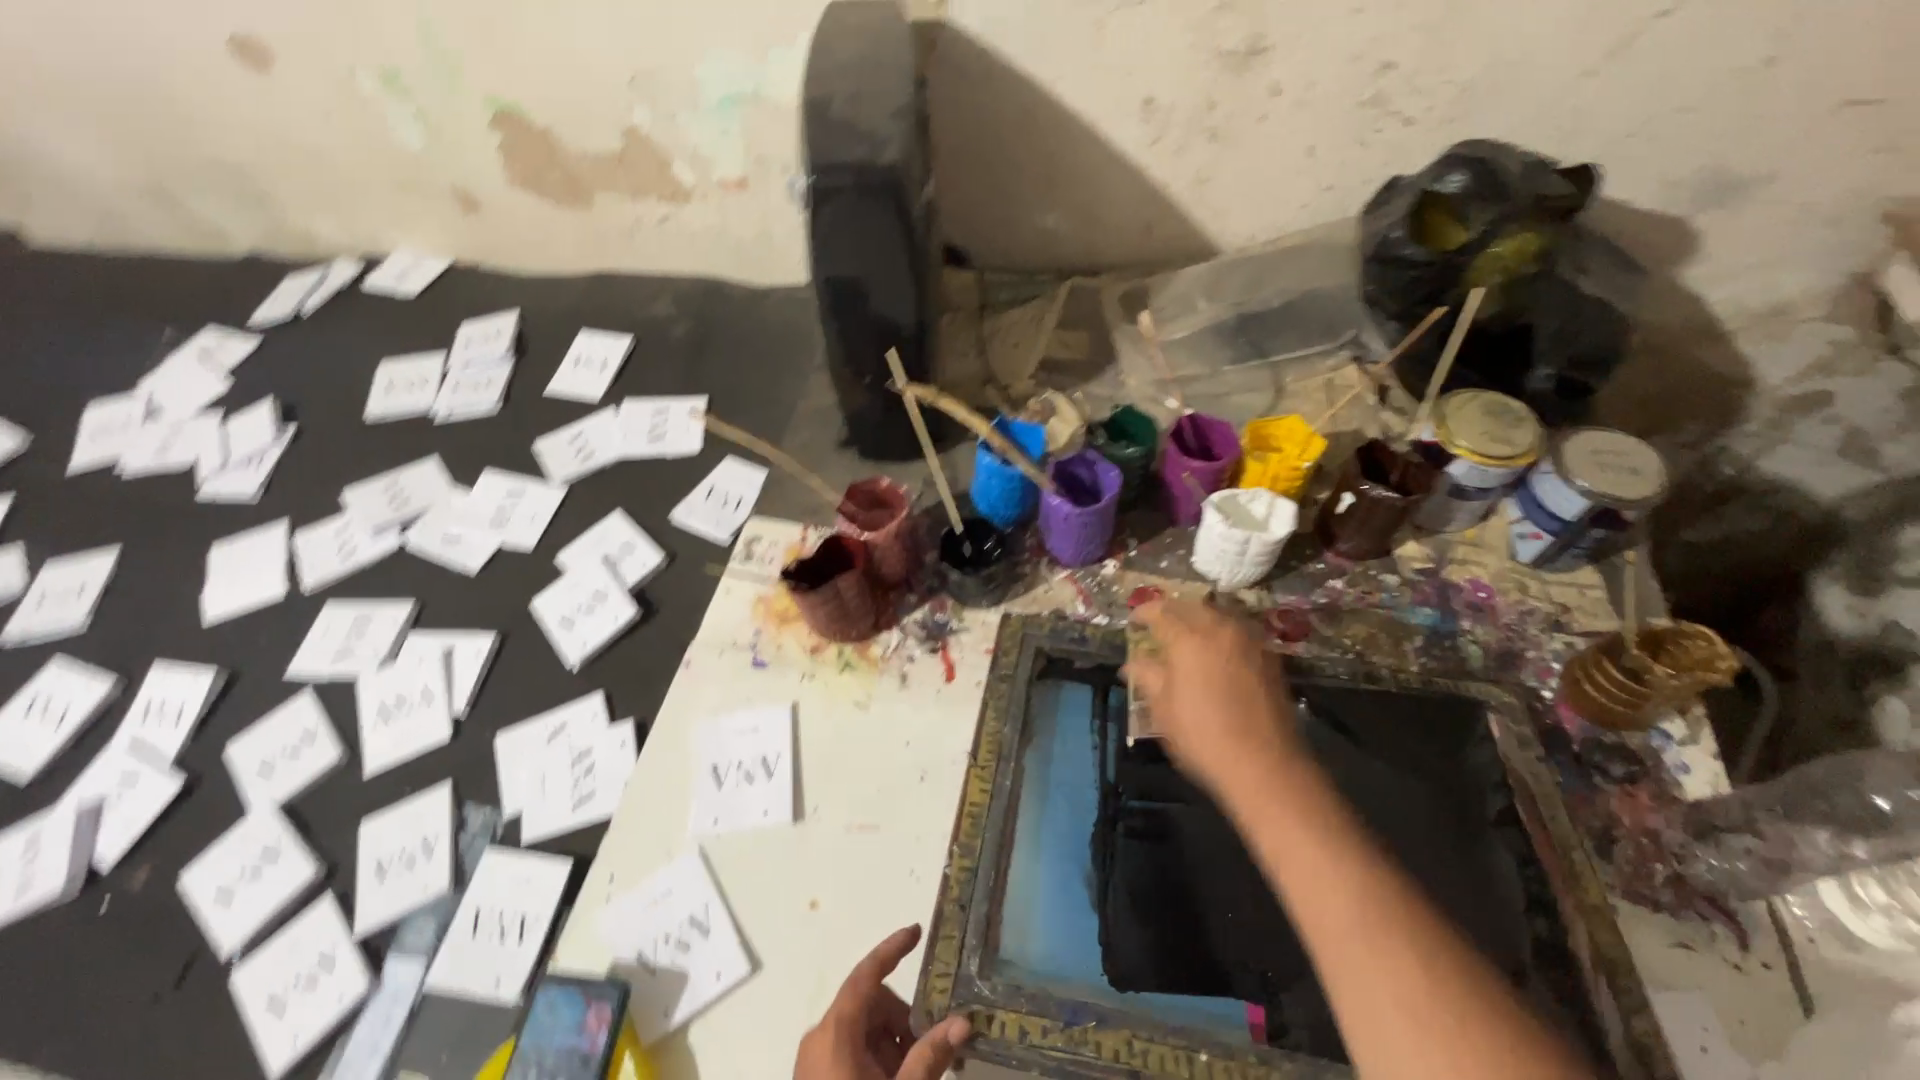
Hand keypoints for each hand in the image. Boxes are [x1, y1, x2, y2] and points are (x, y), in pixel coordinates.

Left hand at [794, 926, 970, 1079]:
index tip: (915, 932)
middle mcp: (820, 1037)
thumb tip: (963, 1022)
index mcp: (835, 1033)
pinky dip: (877, 1057)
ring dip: (893, 1043)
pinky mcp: (815, 1077)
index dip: (890, 951)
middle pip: (869, 1005)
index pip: (865, 977)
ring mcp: (814, 1058)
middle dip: (903, 1020)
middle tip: (927, 1052)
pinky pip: (851, 1050)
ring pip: (863, 1029)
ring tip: (912, 1077)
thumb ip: (931, 1055)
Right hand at [1125, 599, 1300, 796]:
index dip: (1144, 613)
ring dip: (1200, 618)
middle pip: (1193, 606)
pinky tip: (1216, 650)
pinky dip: (1222, 632)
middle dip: (1173, 610)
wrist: (1264, 763)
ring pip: (1220, 615)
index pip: (1161, 612)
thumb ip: (1148, 677)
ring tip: (1187, 634)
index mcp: (1189, 638)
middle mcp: (1221, 629)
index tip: (1133, 620)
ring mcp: (1250, 640)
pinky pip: (1239, 631)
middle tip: (1158, 624)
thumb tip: (1133, 663)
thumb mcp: (1163, 710)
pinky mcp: (1270, 656)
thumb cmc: (1203, 737)